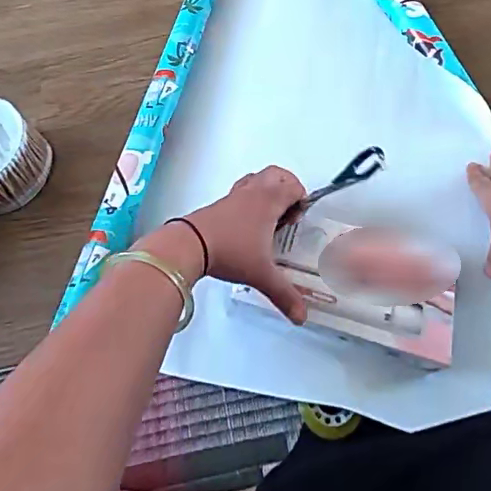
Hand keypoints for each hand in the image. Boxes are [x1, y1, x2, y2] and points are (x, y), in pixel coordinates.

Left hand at [182, 166, 307, 323]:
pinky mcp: (220, 203)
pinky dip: (249, 198)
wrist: (189, 244)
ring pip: (257, 178)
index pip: (294, 186)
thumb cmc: (231, 252)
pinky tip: (246, 224)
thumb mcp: (261, 274)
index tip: (296, 221)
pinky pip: (241, 190)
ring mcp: (235, 195)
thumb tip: (301, 317)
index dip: (301, 200)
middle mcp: (254, 191)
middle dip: (287, 187)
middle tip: (287, 211)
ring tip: (268, 216)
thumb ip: (284, 294)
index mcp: (270, 200)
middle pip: (277, 174)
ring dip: (267, 189)